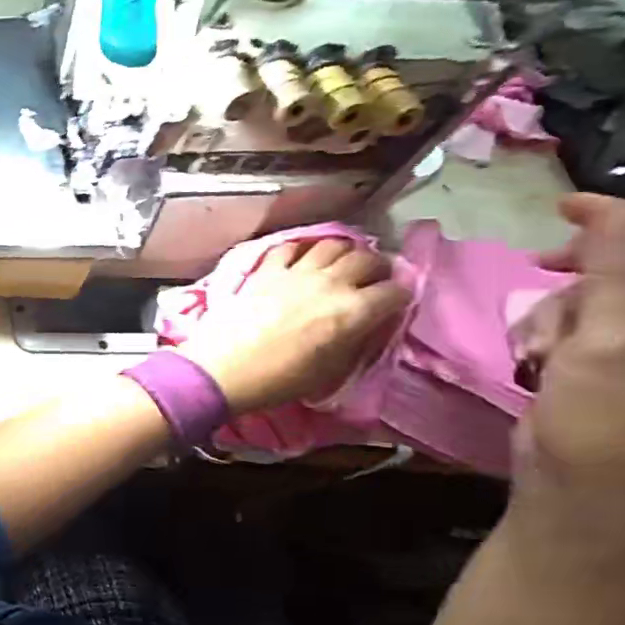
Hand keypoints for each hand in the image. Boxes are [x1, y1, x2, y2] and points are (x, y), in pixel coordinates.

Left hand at [180, 237, 410, 412]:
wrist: (224, 370)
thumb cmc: (279, 379)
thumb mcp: (330, 370)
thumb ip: (354, 341)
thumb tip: (363, 326)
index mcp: (354, 311)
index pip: (396, 291)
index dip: (400, 296)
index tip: (395, 303)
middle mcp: (331, 283)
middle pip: (368, 259)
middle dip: (377, 268)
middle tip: (372, 279)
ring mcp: (296, 272)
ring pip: (332, 244)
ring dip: (343, 252)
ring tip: (340, 264)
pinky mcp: (266, 270)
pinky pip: (291, 247)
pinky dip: (301, 250)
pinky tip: (300, 260)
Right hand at [510, 195, 624, 558]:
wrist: (574, 499)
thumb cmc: (606, 427)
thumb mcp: (608, 344)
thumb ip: (615, 272)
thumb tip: (612, 213)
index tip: (568, 208)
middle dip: (584, 284)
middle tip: (539, 267)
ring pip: (601, 302)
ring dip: (557, 317)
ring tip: (538, 351)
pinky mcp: (620, 373)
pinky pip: (583, 330)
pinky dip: (552, 339)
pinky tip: (534, 361)